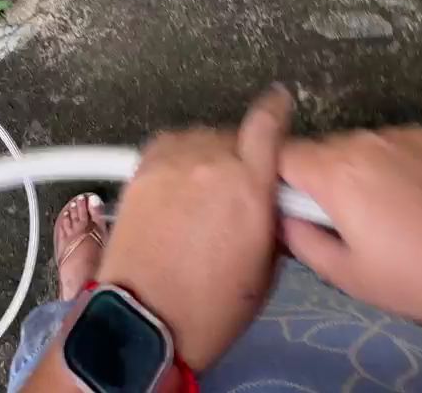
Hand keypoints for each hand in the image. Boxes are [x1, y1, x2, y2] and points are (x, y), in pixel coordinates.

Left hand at [95, 86, 293, 369]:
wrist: (143, 319)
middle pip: (233, 135)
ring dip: (207, 158)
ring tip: (201, 196)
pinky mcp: (142, 165)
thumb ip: (273, 217)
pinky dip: (178, 158)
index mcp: (250, 186)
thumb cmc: (211, 307)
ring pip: (200, 139)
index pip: (267, 122)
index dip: (276, 108)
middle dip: (239, 157)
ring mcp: (173, 160)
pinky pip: (169, 145)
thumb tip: (270, 195)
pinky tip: (178, 186)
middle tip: (233, 193)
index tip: (279, 102)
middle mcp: (212, 161)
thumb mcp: (265, 268)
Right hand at [278, 126, 421, 344]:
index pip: (279, 155)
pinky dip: (389, 167)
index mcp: (335, 172)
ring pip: (354, 148)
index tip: (295, 211)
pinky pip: (389, 146)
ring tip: (390, 218)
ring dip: (354, 173)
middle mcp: (361, 140)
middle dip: (319, 180)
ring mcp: (398, 135)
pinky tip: (420, 204)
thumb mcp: (350, 278)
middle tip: (346, 225)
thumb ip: (301, 240)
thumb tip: (282, 216)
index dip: (279, 181)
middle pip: (318, 150)